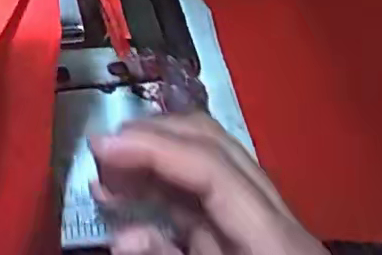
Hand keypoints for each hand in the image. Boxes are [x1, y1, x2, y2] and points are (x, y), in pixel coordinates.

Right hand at [91, 113, 325, 254]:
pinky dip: (164, 188)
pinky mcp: (255, 245)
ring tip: (108, 175)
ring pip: (208, 160)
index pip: (212, 169)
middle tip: (100, 154)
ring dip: (154, 157)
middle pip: (213, 146)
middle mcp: (281, 224)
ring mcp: (270, 231)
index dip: (152, 149)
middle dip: (151, 139)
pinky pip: (205, 196)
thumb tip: (126, 238)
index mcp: (281, 247)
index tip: (100, 150)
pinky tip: (131, 200)